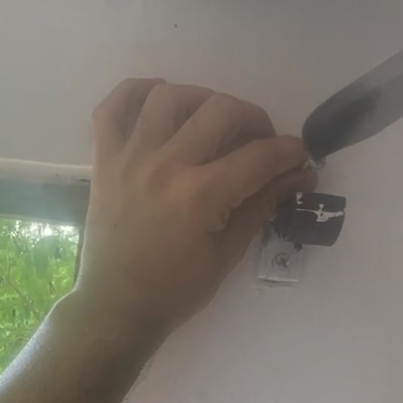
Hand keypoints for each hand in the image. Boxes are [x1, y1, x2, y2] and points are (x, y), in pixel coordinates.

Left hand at [69, 79, 312, 344]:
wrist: (116, 309)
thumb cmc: (175, 292)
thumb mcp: (226, 256)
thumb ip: (260, 207)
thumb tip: (298, 175)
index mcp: (200, 196)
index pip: (259, 155)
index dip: (290, 152)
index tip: (299, 158)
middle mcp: (165, 166)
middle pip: (221, 111)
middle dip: (255, 120)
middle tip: (260, 143)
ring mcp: (130, 160)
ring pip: (168, 97)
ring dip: (200, 99)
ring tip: (212, 121)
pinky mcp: (103, 164)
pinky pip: (111, 110)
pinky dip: (133, 92)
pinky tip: (157, 97)